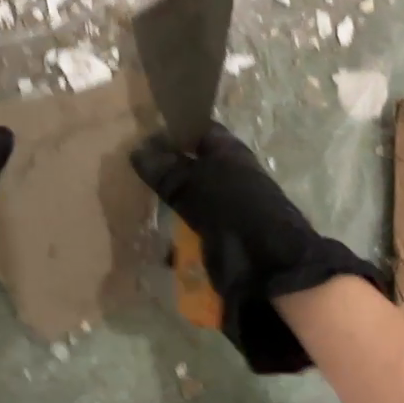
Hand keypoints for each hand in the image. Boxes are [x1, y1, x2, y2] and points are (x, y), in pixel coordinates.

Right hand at [130, 124, 382, 373]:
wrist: (272, 272)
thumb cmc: (236, 214)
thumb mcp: (196, 186)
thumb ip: (167, 170)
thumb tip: (137, 150)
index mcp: (230, 154)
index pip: (200, 131)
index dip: (174, 130)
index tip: (142, 134)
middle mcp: (230, 178)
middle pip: (193, 167)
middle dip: (166, 170)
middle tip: (131, 173)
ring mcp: (228, 212)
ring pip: (191, 200)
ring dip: (169, 205)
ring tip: (136, 206)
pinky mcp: (223, 242)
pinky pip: (193, 233)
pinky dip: (176, 238)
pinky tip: (156, 243)